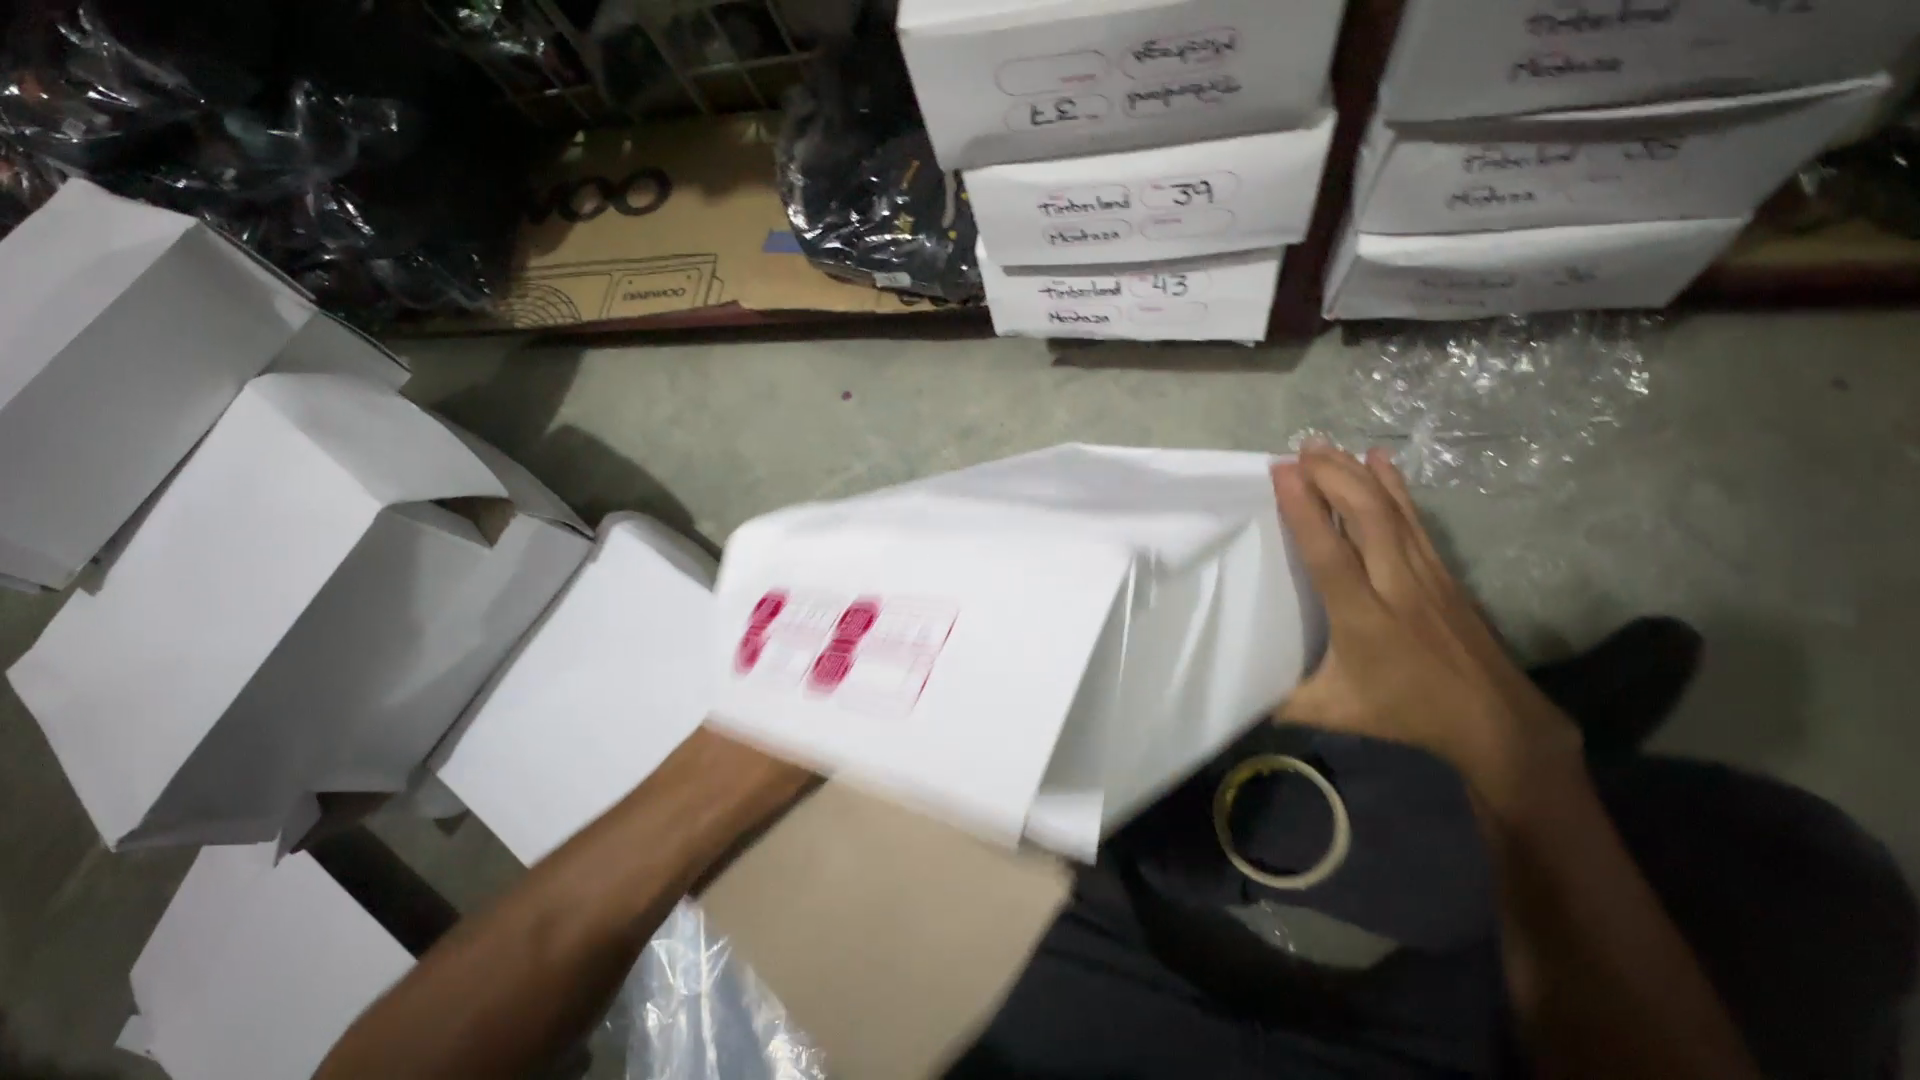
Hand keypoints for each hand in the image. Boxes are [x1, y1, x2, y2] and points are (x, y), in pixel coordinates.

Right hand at [1271, 446, 1581, 808]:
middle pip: (1366, 516)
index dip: (1306, 511)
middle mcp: (1395, 586)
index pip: (1331, 555)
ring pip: (1390, 510)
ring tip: (1325, 446)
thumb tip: (1236, 692)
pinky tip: (1380, 460)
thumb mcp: (1335, 714)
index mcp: (1362, 620)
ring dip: (1356, 473)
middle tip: (1299, 449)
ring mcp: (1424, 574)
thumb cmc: (1406, 712)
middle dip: (1332, 476)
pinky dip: (1395, 485)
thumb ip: (1283, 701)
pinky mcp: (1442, 570)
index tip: (1283, 473)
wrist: (1491, 716)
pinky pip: (1414, 518)